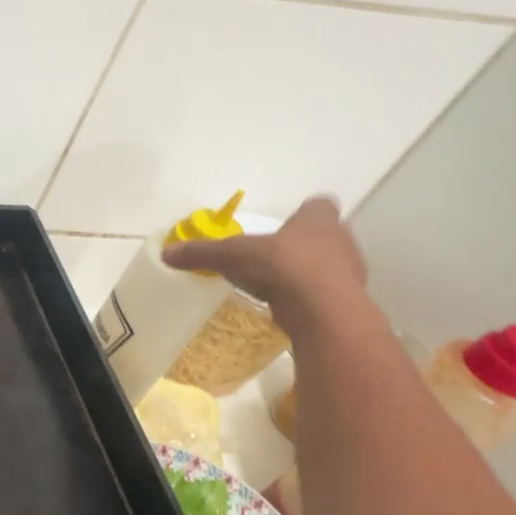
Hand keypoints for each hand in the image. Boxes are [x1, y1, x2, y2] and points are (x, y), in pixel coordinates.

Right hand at [161, 195, 366, 319]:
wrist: (322, 309)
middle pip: (323, 235)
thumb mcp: (232, 256)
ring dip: (307, 273)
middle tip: (273, 259)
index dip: (302, 215)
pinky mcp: (346, 298)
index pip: (318, 206)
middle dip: (301, 246)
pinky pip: (325, 292)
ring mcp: (349, 269)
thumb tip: (166, 253)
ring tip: (278, 287)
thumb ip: (202, 253)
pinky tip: (289, 307)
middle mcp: (341, 237)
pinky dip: (308, 297)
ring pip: (327, 265)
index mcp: (319, 217)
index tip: (282, 230)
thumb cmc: (282, 266)